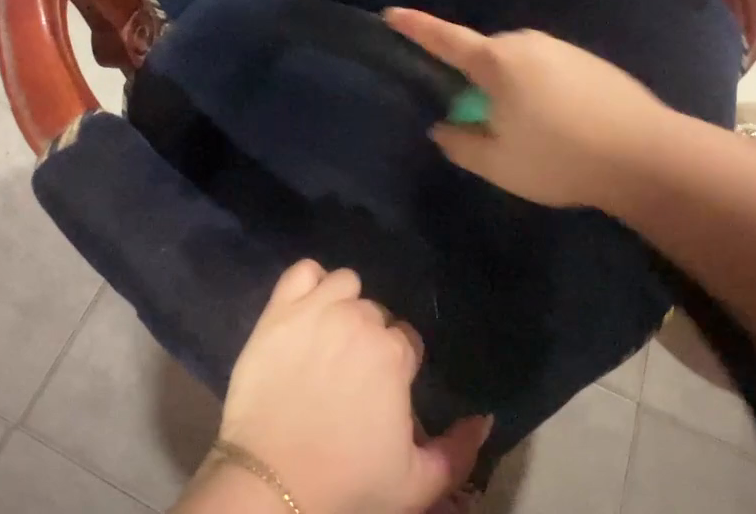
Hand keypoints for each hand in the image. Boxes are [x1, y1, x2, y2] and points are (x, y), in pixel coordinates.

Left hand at [213, 260, 490, 513]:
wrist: (271, 483)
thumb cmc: (347, 482)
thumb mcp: (417, 483)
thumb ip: (459, 451)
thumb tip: (484, 419)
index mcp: (394, 353)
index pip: (407, 341)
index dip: (398, 366)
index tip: (383, 390)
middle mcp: (360, 320)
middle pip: (375, 313)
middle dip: (371, 338)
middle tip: (353, 372)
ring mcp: (317, 309)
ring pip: (345, 284)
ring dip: (344, 304)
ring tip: (332, 337)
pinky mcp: (279, 310)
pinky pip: (302, 272)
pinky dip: (309, 283)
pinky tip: (308, 308)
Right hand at [386, 8, 675, 208]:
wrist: (645, 155)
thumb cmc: (559, 158)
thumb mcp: (497, 163)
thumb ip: (460, 142)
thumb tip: (445, 126)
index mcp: (496, 61)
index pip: (444, 39)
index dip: (415, 27)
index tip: (390, 13)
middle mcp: (526, 42)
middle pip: (484, 56)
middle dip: (476, 82)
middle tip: (484, 125)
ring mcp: (561, 48)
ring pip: (518, 65)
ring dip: (512, 90)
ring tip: (531, 135)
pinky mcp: (589, 60)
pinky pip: (547, 70)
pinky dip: (541, 92)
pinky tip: (561, 127)